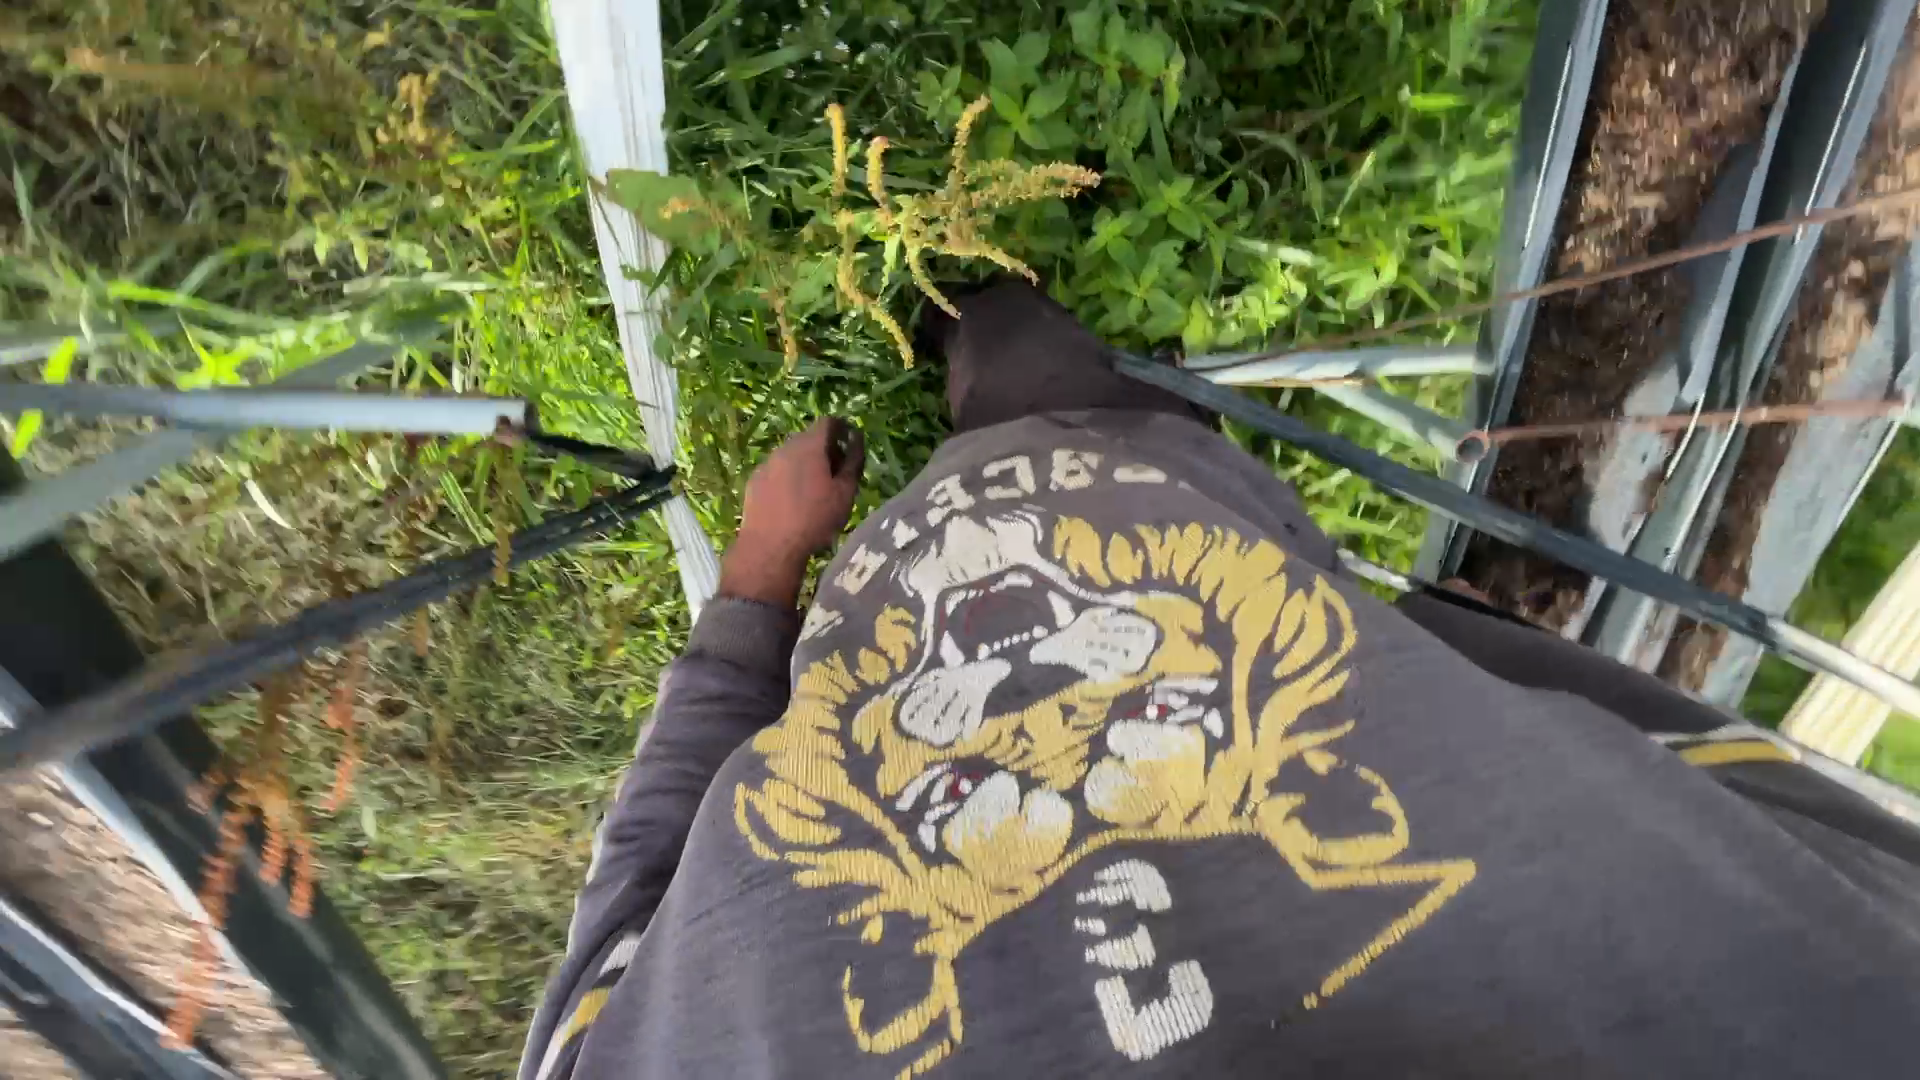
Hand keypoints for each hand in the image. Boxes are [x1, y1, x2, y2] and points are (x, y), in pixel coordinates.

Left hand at [719, 417, 865, 606]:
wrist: (771, 546)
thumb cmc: (815, 519)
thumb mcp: (845, 492)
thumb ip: (853, 461)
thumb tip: (857, 439)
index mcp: (810, 446)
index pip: (828, 422)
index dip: (843, 429)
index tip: (851, 445)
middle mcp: (785, 448)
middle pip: (809, 438)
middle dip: (825, 449)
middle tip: (837, 472)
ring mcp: (767, 464)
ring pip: (791, 455)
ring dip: (806, 464)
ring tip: (815, 490)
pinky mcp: (755, 481)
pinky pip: (777, 471)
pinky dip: (789, 477)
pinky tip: (793, 501)